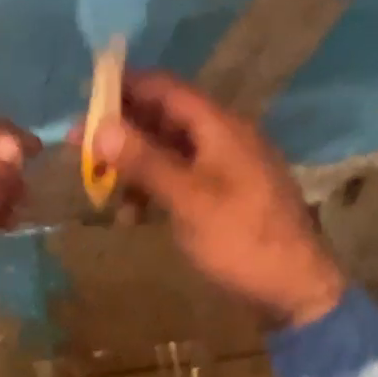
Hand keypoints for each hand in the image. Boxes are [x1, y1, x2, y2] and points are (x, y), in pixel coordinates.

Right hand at [73, 70, 344, 328]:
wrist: (298, 291)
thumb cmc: (243, 240)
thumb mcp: (188, 201)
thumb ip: (144, 161)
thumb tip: (99, 127)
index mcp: (220, 127)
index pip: (165, 88)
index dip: (125, 86)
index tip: (85, 95)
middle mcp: (223, 137)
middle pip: (163, 117)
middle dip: (121, 129)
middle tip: (79, 145)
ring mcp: (225, 167)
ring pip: (168, 149)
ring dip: (133, 162)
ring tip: (97, 184)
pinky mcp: (223, 195)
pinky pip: (179, 176)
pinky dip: (152, 187)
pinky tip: (132, 214)